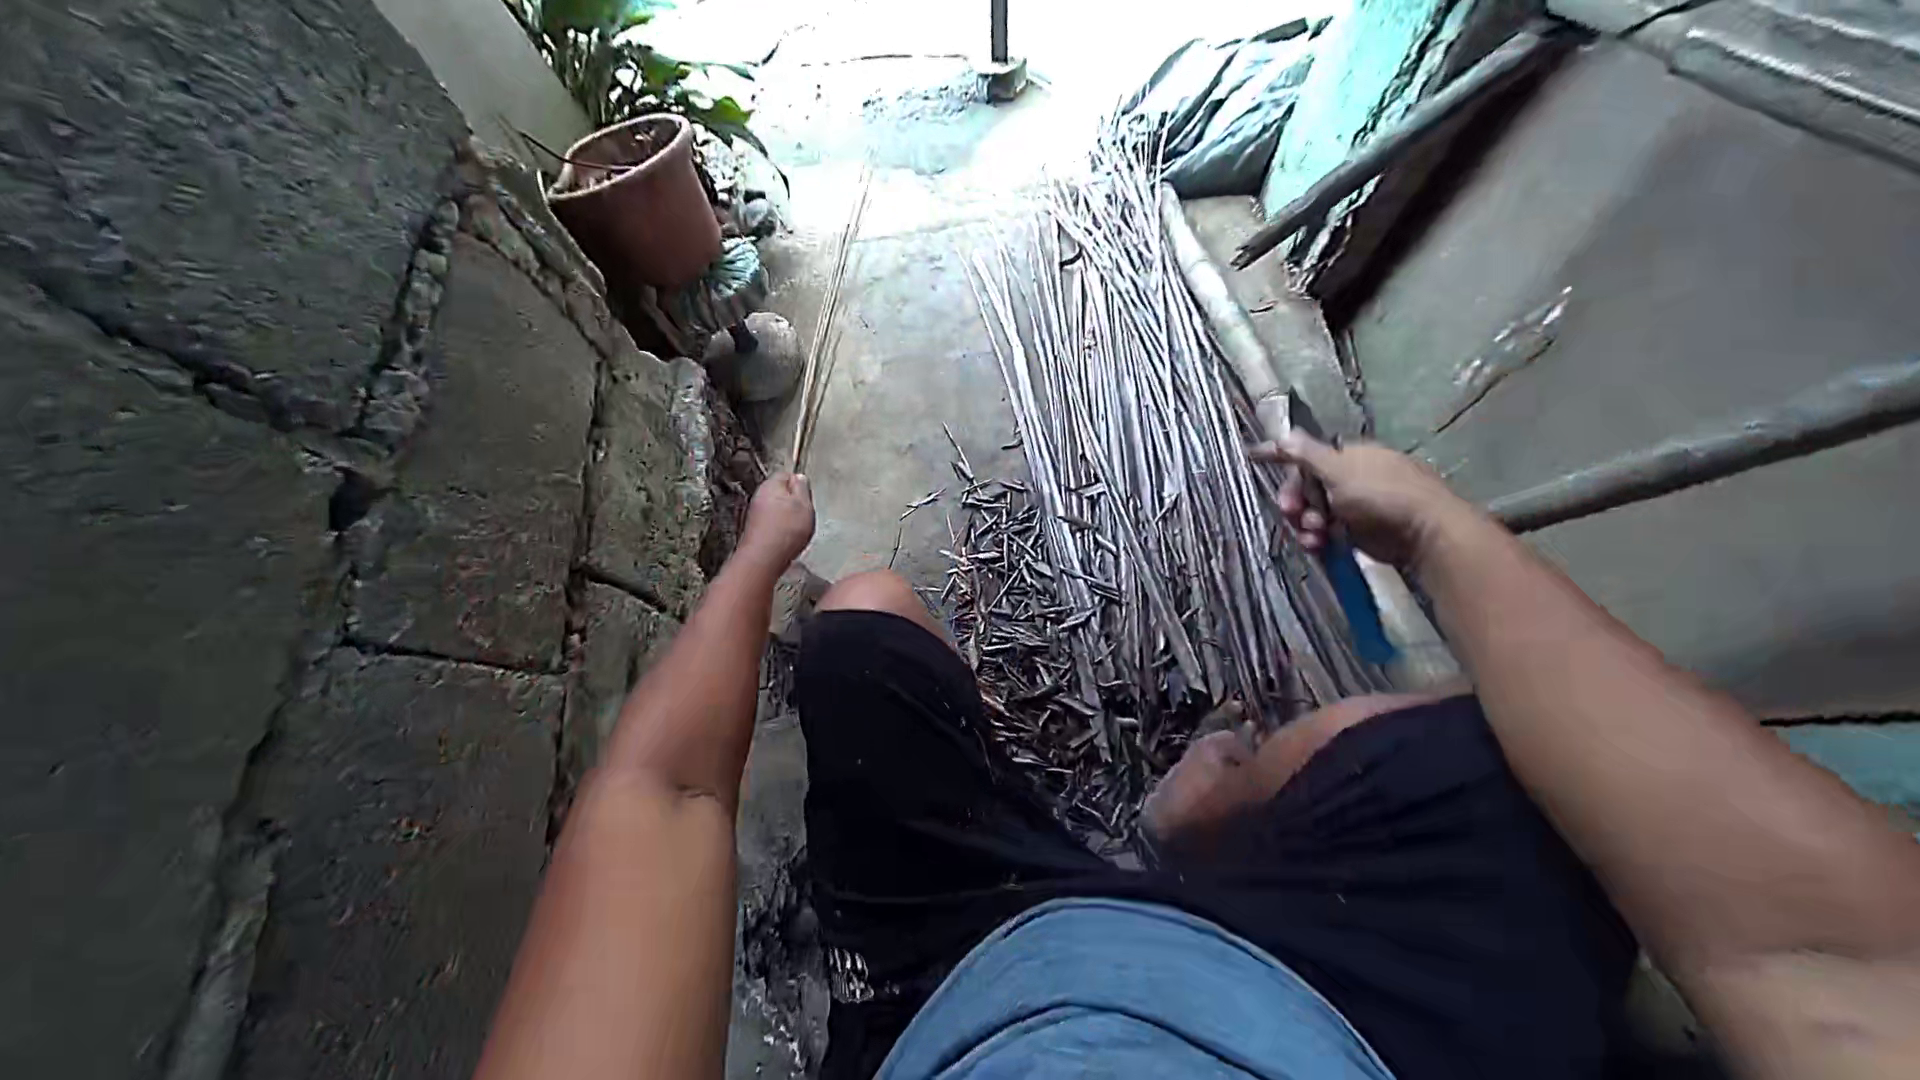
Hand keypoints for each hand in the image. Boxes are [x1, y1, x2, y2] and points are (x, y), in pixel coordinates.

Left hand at [738, 472, 814, 570]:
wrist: (764, 559)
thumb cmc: (784, 531)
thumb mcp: (804, 504)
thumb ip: (803, 488)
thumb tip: (800, 478)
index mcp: (770, 486)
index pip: (786, 474)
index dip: (799, 484)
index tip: (807, 495)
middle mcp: (759, 498)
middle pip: (781, 493)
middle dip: (794, 503)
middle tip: (804, 514)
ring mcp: (756, 515)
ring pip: (778, 510)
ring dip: (788, 518)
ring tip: (797, 530)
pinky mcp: (757, 531)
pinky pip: (774, 525)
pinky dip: (782, 531)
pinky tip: (788, 540)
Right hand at [1249, 434, 1472, 566]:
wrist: (1424, 531)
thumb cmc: (1380, 494)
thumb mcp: (1338, 470)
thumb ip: (1306, 455)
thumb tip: (1283, 433)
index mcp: (1348, 456)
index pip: (1306, 457)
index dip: (1283, 464)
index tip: (1257, 464)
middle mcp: (1351, 477)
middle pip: (1306, 488)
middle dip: (1297, 503)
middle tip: (1292, 514)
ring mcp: (1356, 505)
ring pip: (1314, 513)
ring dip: (1306, 525)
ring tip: (1313, 535)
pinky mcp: (1359, 531)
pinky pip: (1327, 531)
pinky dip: (1319, 538)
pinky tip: (1318, 545)